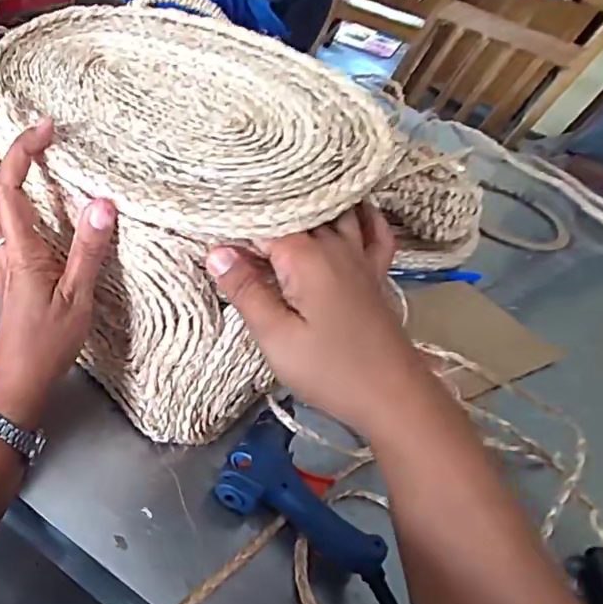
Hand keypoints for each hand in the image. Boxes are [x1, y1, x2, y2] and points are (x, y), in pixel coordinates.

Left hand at [0, 119, 115, 430]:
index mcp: (21, 251)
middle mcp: (3, 254)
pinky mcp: (3, 283)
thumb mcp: (77, 298)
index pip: (12, 190)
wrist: (19, 379)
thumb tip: (102, 203)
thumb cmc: (48, 343)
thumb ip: (88, 251)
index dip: (22, 154)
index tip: (44, 129)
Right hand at [206, 205, 433, 441]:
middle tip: (232, 232)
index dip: (234, 227)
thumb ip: (245, 290)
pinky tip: (346, 212)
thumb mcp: (275, 335)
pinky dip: (359, 215)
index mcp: (305, 257)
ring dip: (304, 208)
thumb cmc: (328, 369)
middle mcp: (334, 245)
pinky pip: (371, 229)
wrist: (393, 395)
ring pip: (333, 211)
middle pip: (295, 213)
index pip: (262, 224)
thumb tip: (216, 252)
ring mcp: (359, 256)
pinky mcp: (375, 272)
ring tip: (276, 214)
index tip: (210, 237)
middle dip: (263, 216)